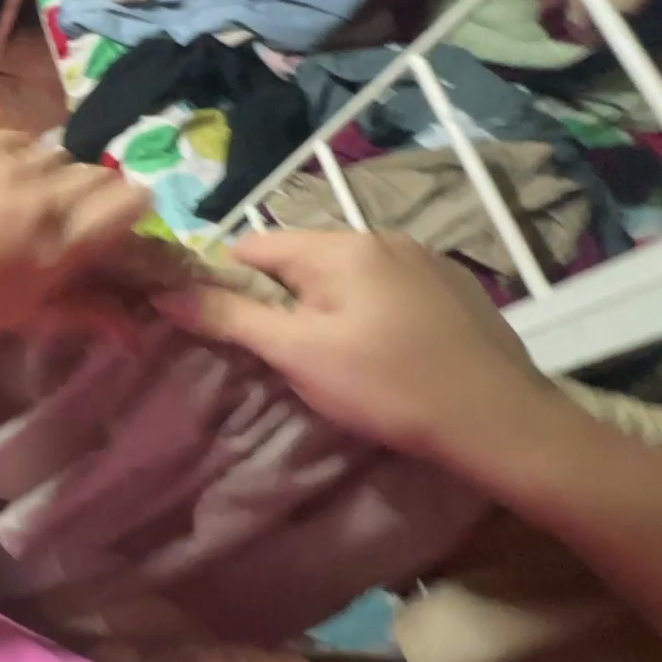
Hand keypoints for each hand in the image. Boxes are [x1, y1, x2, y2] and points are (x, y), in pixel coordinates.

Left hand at [0, 131, 150, 333]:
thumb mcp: (16, 313)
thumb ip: (82, 309)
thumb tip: (137, 325)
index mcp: (57, 245)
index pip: (132, 201)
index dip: (128, 212)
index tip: (109, 226)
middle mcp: (43, 196)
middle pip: (102, 176)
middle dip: (93, 198)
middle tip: (60, 220)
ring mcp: (11, 161)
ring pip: (62, 157)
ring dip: (54, 178)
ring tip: (21, 201)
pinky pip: (25, 141)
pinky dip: (20, 160)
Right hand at [153, 230, 558, 464]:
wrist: (500, 423)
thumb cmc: (384, 385)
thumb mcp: (294, 352)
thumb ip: (227, 317)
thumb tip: (162, 293)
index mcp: (340, 247)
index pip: (251, 247)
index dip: (226, 285)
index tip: (231, 329)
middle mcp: (381, 238)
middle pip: (295, 259)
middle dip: (274, 297)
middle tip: (280, 350)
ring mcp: (422, 258)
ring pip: (337, 274)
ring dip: (316, 304)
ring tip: (326, 353)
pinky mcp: (449, 285)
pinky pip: (377, 285)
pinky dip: (359, 309)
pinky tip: (376, 348)